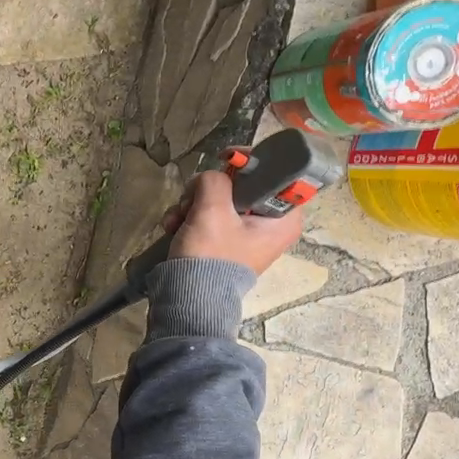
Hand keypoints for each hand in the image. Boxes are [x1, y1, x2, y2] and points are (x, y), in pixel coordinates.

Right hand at [163, 170, 304, 275]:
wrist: (188, 297)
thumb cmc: (210, 255)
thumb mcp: (211, 212)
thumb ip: (214, 182)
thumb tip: (209, 177)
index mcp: (284, 219)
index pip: (278, 175)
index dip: (250, 163)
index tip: (224, 160)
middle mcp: (270, 226)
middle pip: (241, 189)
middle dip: (208, 191)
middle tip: (190, 199)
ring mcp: (245, 237)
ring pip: (220, 203)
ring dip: (192, 205)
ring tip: (175, 219)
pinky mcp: (223, 245)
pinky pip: (209, 219)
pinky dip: (189, 219)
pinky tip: (173, 228)